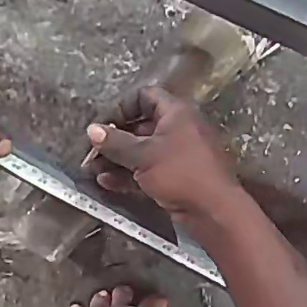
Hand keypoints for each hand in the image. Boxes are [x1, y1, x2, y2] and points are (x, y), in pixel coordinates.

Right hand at [86, 87, 246, 225]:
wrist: (213, 210)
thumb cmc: (181, 173)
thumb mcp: (143, 155)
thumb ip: (116, 142)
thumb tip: (92, 130)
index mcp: (177, 113)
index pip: (145, 96)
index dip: (122, 107)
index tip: (103, 124)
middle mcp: (179, 130)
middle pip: (141, 126)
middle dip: (115, 138)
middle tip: (92, 151)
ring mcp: (178, 156)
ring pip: (142, 152)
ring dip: (117, 159)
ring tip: (92, 169)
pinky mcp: (176, 179)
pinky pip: (148, 171)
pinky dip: (129, 175)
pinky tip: (106, 183)